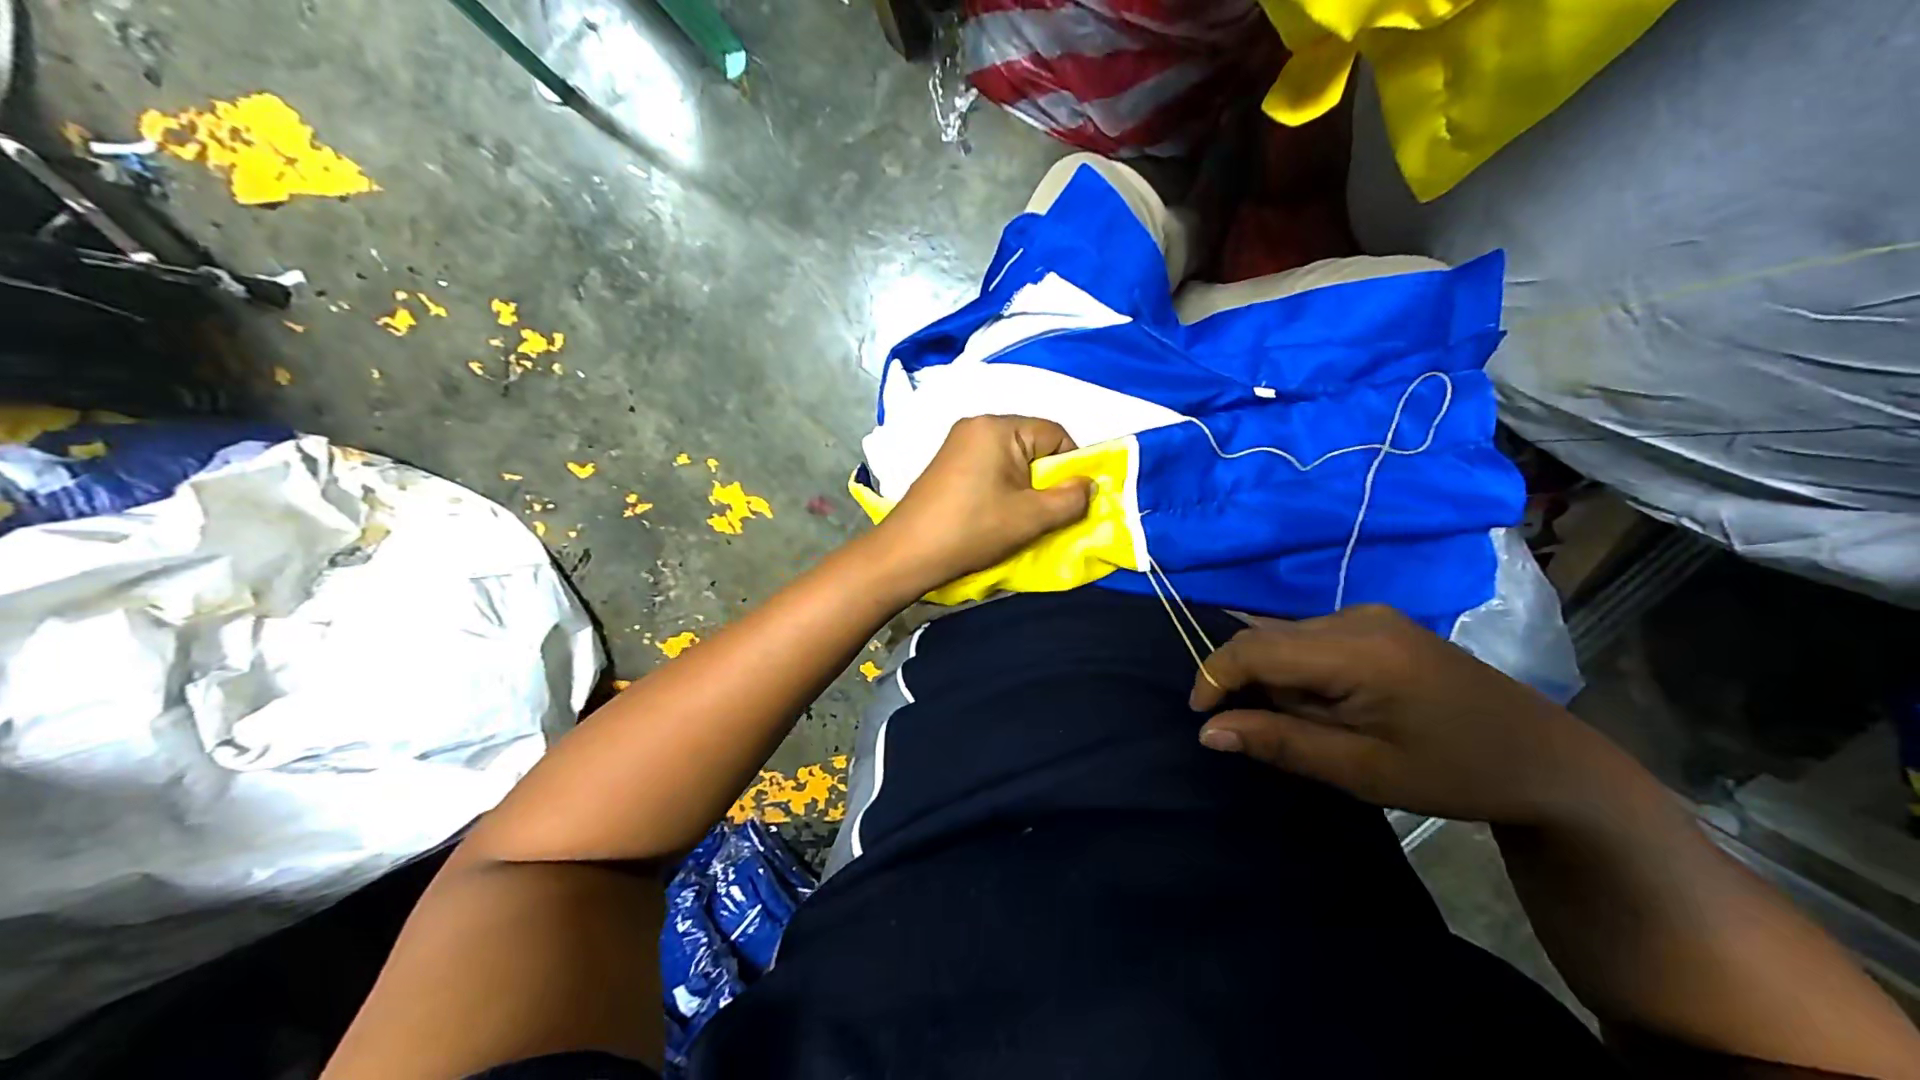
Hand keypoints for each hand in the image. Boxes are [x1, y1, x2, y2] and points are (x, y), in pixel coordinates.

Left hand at [871, 415, 1092, 588]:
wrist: (907, 554)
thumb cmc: (972, 530)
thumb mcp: (1032, 517)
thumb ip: (1071, 498)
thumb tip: (1089, 485)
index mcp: (998, 427)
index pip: (1056, 434)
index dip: (1072, 467)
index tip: (1070, 500)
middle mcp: (977, 425)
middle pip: (1033, 445)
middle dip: (1047, 479)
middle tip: (1046, 513)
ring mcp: (958, 444)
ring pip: (1012, 460)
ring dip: (1025, 488)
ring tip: (1020, 519)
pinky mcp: (947, 465)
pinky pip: (990, 469)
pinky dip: (1003, 489)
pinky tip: (996, 516)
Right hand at [1189, 605, 1644, 828]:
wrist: (1549, 761)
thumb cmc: (1456, 773)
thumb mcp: (1362, 770)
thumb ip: (1280, 742)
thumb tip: (1208, 730)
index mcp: (1356, 651)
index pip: (1254, 648)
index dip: (1215, 677)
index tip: (1202, 718)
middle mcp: (1357, 617)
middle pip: (1266, 636)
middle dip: (1245, 680)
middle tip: (1258, 731)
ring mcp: (1371, 615)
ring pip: (1285, 635)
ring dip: (1272, 675)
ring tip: (1299, 724)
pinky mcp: (1379, 623)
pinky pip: (1311, 636)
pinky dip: (1296, 667)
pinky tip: (1323, 704)